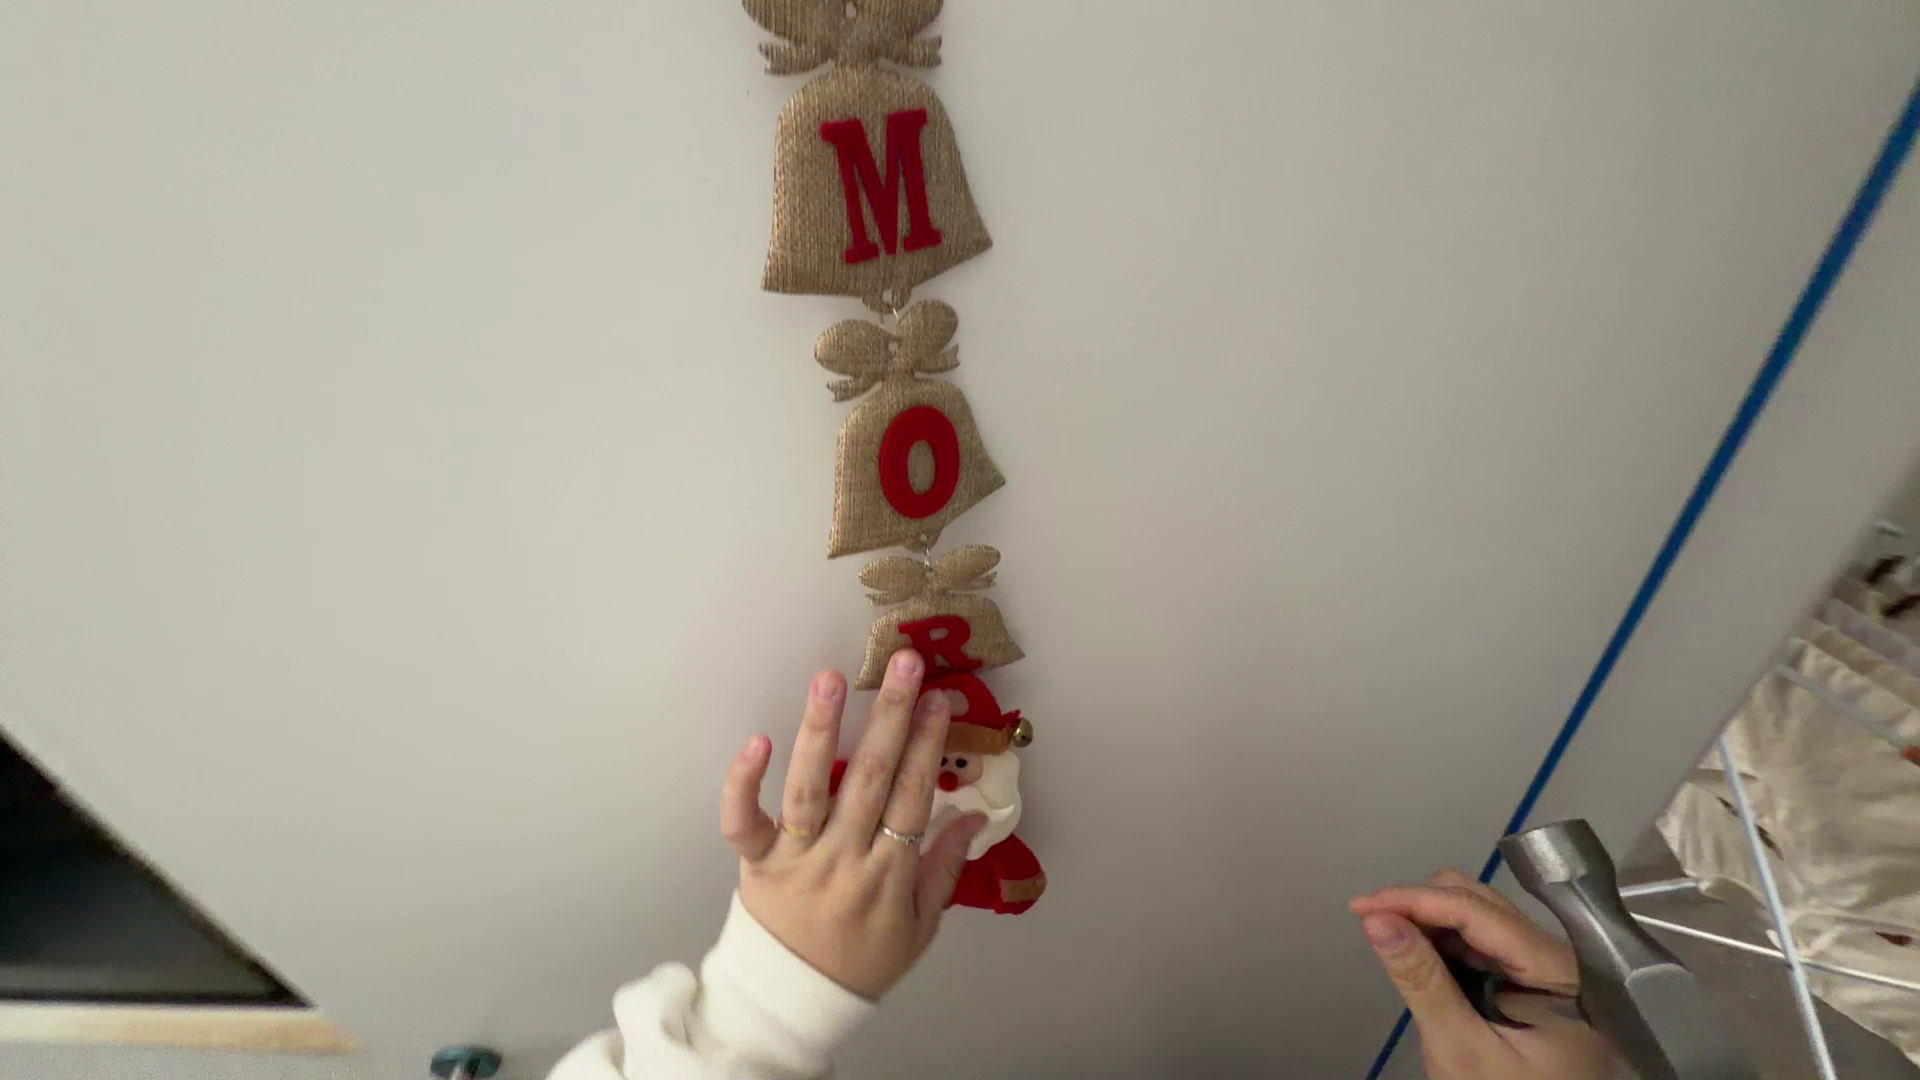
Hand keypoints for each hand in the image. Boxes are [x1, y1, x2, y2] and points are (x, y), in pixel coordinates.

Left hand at [720, 649, 987, 998]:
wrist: (791, 1004)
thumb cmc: (862, 962)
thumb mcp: (919, 927)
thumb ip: (945, 869)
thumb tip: (974, 817)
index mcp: (887, 875)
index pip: (913, 796)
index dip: (928, 744)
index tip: (939, 698)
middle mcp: (843, 858)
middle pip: (871, 778)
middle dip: (890, 714)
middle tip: (904, 663)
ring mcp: (795, 858)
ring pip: (810, 787)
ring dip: (821, 728)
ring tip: (831, 678)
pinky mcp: (754, 861)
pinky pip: (743, 821)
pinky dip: (745, 783)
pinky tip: (758, 739)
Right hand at [1351, 870, 1615, 1079]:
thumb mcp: (1461, 1047)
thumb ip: (1421, 980)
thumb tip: (1374, 918)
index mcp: (1560, 974)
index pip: (1475, 910)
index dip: (1414, 900)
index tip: (1362, 907)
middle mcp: (1560, 959)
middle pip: (1476, 899)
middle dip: (1420, 907)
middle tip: (1377, 928)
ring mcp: (1545, 967)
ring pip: (1473, 910)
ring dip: (1428, 921)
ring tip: (1399, 950)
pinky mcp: (1528, 977)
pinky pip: (1477, 935)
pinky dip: (1442, 939)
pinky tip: (1423, 962)